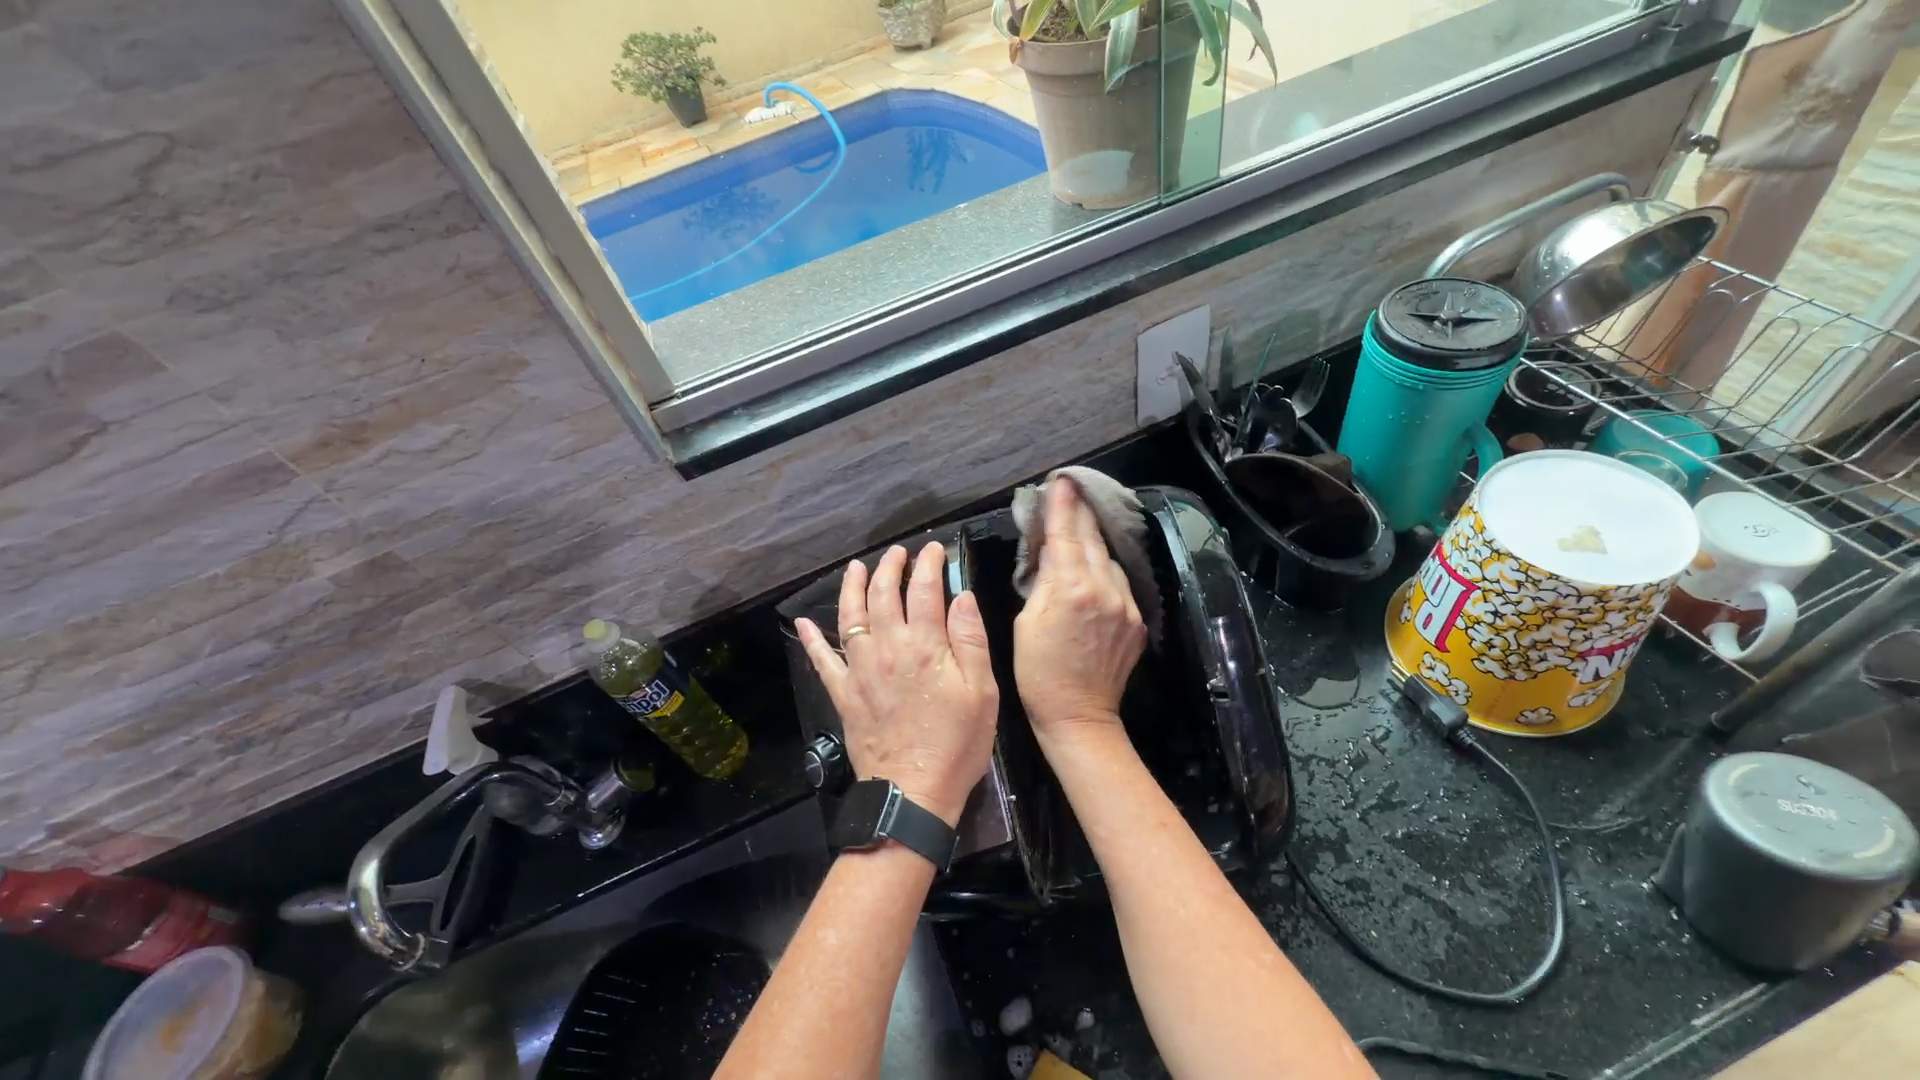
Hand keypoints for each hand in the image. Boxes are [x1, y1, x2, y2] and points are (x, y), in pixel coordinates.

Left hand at [796, 543, 999, 825]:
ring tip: (856, 568)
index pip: (924, 590)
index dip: (928, 564)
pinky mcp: (842, 694)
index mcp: (925, 646)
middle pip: (882, 595)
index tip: (932, 549)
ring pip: (850, 617)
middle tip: (897, 553)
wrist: (913, 792)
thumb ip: (971, 639)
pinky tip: (804, 623)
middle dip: (889, 567)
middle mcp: (887, 649)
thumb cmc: (957, 743)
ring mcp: (860, 671)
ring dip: (852, 587)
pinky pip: (821, 660)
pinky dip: (812, 639)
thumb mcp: (982, 691)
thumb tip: (961, 596)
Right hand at [1014, 477, 1147, 743]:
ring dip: (1094, 543)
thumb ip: (1043, 581)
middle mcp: (1105, 590)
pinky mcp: (1137, 621)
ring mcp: (1126, 605)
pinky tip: (1094, 571)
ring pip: (1109, 560)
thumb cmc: (1038, 672)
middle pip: (1093, 540)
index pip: (1067, 535)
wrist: (1078, 715)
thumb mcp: (1028, 621)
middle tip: (1071, 491)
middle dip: (1080, 515)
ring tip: (1079, 531)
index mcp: (1073, 588)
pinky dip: (1105, 572)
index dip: (1062, 506)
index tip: (1060, 481)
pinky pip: (1120, 584)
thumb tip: (1051, 553)